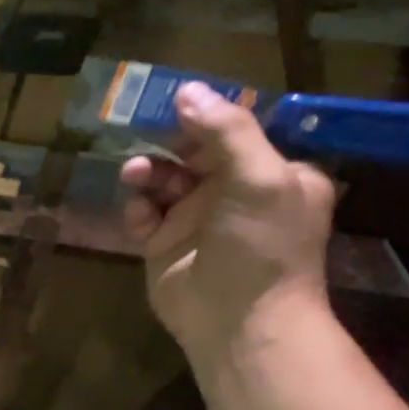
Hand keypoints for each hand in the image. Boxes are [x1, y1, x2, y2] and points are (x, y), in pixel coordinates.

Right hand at [122, 81, 337, 359]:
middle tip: (139, 127)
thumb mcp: (258, 177)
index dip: (205, 115)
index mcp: (273, 174)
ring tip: (135, 173)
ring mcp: (197, 220)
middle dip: (168, 142)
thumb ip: (226, 132)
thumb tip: (187, 91)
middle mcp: (235, 194)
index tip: (172, 100)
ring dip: (147, 172)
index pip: (237, 133)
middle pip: (193, 154)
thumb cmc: (261, 244)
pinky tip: (138, 209)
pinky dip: (137, 206)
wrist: (237, 318)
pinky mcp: (163, 244)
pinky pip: (142, 214)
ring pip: (163, 181)